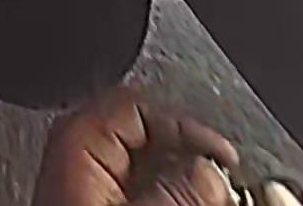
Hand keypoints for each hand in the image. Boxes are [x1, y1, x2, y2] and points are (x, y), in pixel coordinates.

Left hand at [33, 89, 238, 205]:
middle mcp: (76, 154)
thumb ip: (176, 196)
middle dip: (187, 159)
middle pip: (140, 137)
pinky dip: (164, 198)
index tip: (225, 159)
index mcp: (77, 142)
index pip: (134, 107)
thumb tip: (208, 169)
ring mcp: (84, 184)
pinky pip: (134, 190)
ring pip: (142, 168)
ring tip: (216, 200)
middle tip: (226, 186)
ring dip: (181, 186)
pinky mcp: (92, 203)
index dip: (184, 127)